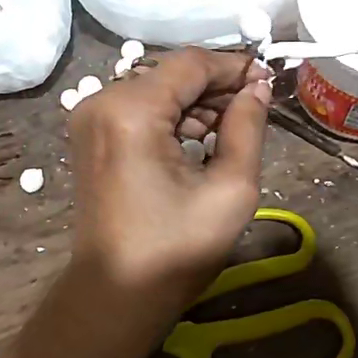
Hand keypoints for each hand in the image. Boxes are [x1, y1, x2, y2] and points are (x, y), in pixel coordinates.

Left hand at [66, 49, 272, 321]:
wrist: (115, 294)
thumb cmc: (175, 249)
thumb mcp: (230, 189)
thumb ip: (247, 127)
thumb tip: (257, 88)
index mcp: (130, 111)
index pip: (190, 64)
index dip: (233, 67)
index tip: (268, 82)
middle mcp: (101, 103)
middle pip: (170, 74)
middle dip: (215, 86)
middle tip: (255, 109)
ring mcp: (90, 119)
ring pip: (155, 89)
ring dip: (195, 103)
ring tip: (232, 130)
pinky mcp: (90, 136)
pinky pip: (138, 109)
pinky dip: (171, 118)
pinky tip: (200, 140)